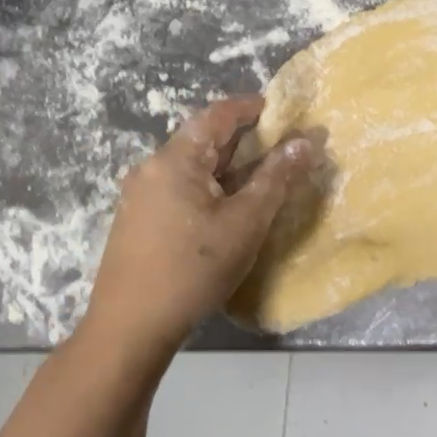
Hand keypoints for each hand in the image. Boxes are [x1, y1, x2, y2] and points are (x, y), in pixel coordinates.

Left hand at [82, 96, 329, 358]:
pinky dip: (212, 185)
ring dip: (230, 165)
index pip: (216, 115)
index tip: (282, 109)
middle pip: (203, 139)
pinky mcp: (139, 221)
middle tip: (284, 145)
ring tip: (266, 175)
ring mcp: (141, 197)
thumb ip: (277, 177)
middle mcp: (152, 170)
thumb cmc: (193, 268)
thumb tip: (307, 140)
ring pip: (193, 166)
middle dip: (245, 138)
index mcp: (175, 161)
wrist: (129, 329)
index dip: (250, 107)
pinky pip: (181, 187)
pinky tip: (232, 206)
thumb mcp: (247, 221)